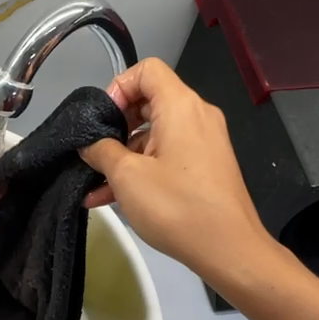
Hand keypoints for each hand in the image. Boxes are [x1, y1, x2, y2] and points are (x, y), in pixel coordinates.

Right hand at [80, 58, 276, 280]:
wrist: (229, 249)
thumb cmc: (176, 206)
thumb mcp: (127, 177)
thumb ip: (102, 151)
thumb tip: (90, 143)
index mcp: (181, 106)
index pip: (147, 70)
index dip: (118, 87)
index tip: (101, 120)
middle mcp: (197, 116)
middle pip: (150, 102)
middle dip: (116, 126)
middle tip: (94, 152)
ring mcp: (204, 143)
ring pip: (155, 135)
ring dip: (123, 156)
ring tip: (94, 185)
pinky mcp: (205, 168)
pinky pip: (167, 156)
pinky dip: (142, 169)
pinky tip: (112, 198)